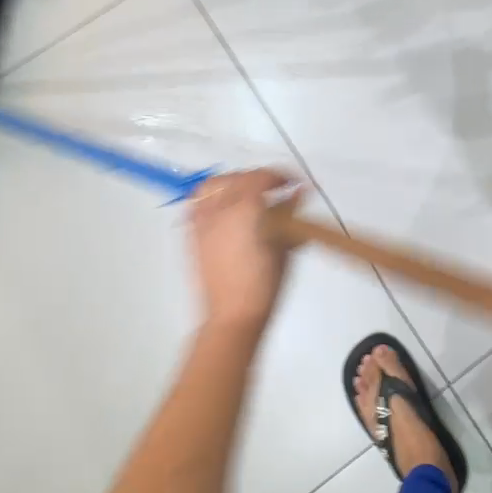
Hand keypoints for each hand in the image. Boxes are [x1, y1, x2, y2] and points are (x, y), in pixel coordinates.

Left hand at [187, 168, 300, 330]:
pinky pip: (196, 205)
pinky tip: (224, 207)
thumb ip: (288, 215)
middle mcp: (220, 211)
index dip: (280, 176)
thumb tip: (298, 192)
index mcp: (245, 211)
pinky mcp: (193, 235)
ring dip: (231, 182)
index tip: (294, 183)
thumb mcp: (285, 248)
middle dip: (259, 178)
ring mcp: (202, 222)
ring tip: (246, 193)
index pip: (261, 178)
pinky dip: (210, 197)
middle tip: (275, 189)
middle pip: (237, 178)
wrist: (232, 316)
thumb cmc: (265, 285)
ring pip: (212, 185)